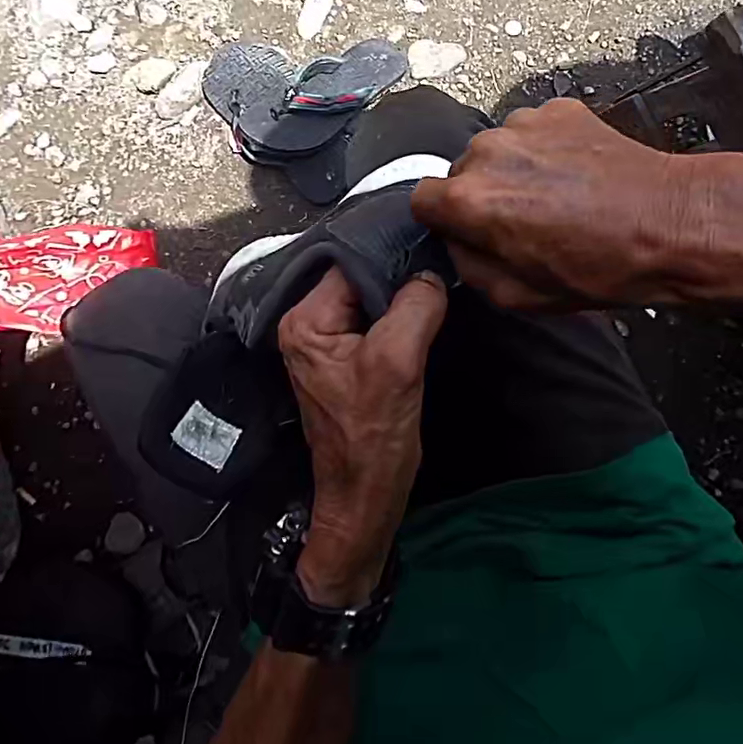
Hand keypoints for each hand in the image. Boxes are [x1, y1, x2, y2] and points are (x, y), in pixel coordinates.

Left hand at [277, 267, 447, 606]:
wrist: (365, 497)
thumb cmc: (374, 439)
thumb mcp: (398, 364)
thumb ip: (414, 308)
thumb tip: (429, 273)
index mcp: (305, 322)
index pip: (350, 263)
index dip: (391, 254)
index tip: (430, 247)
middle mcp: (306, 326)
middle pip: (358, 278)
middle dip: (398, 274)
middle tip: (438, 265)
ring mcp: (325, 344)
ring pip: (370, 299)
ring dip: (401, 297)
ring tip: (435, 287)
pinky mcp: (345, 359)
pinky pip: (374, 321)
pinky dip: (399, 316)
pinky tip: (423, 313)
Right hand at [410, 97, 698, 308]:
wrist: (671, 225)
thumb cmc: (604, 264)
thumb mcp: (518, 295)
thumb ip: (469, 267)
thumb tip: (457, 245)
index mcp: (472, 200)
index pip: (421, 197)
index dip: (441, 219)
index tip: (462, 229)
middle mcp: (491, 153)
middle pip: (460, 172)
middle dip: (479, 196)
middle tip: (519, 222)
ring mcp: (526, 126)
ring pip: (496, 151)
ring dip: (512, 173)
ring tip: (552, 200)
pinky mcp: (558, 111)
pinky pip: (530, 133)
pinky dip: (542, 152)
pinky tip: (572, 178)